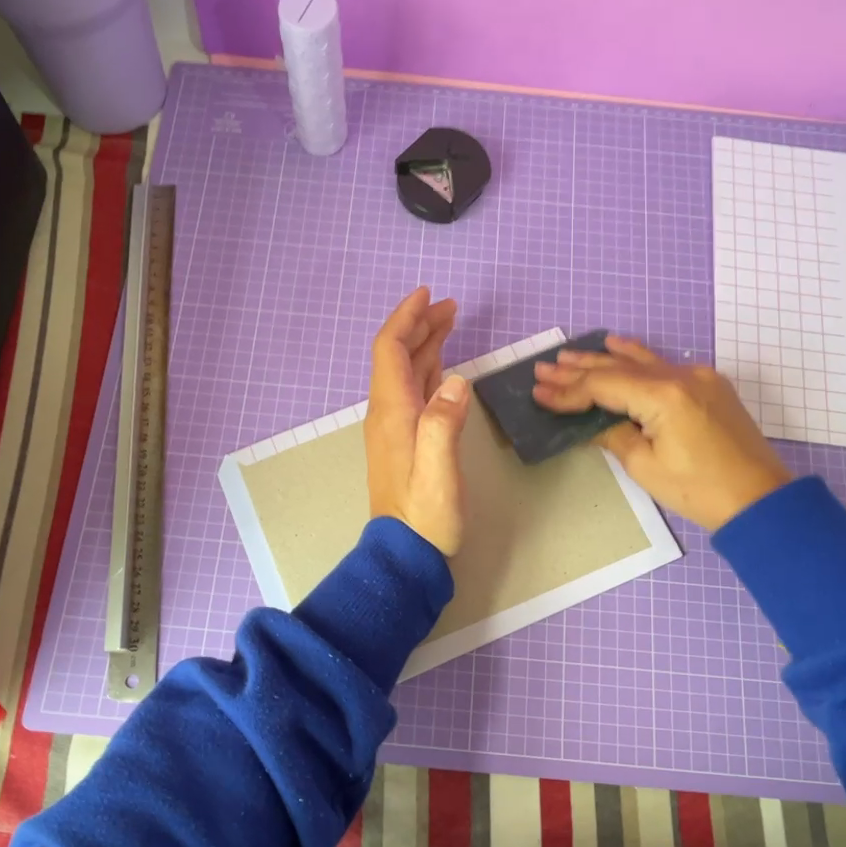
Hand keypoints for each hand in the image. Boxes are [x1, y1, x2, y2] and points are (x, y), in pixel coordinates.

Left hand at [366, 288, 469, 555]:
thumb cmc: (425, 515)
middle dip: (420, 325)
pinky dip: (430, 369)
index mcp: (393, 411)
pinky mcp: (406, 440)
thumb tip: (456, 380)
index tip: (428, 293)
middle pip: (398, 355)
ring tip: (451, 322)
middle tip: (451, 306)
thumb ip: (444, 424)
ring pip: (408, 372)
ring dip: (426, 344)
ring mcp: (396, 427)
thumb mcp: (439, 471)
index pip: (391, 349)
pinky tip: (446, 366)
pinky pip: (415, 391)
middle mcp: (389, 412)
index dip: (407, 318)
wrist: (406, 553)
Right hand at [532, 336, 790, 530]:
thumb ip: (613, 434)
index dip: (568, 392)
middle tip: (544, 368)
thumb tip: (589, 421)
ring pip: (641, 361)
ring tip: (570, 354)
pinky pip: (662, 364)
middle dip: (578, 369)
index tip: (538, 392)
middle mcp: (681, 376)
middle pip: (619, 368)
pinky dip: (635, 358)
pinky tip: (617, 346)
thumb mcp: (645, 466)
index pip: (603, 387)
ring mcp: (698, 377)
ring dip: (604, 358)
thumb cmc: (699, 490)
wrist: (760, 500)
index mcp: (664, 396)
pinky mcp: (709, 386)